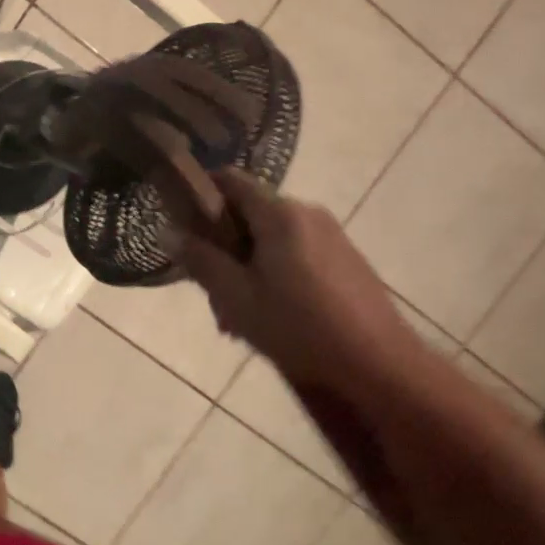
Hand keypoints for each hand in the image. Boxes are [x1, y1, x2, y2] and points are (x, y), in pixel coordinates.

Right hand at [172, 168, 425, 400]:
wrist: (377, 364)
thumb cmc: (298, 327)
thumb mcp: (235, 297)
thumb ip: (200, 260)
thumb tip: (167, 231)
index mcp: (281, 215)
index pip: (230, 181)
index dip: (198, 195)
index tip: (177, 226)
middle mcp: (308, 214)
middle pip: (248, 215)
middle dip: (219, 246)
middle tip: (206, 290)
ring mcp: (330, 237)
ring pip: (269, 240)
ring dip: (242, 268)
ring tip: (234, 315)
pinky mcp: (343, 261)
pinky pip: (293, 256)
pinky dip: (269, 276)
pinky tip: (266, 316)